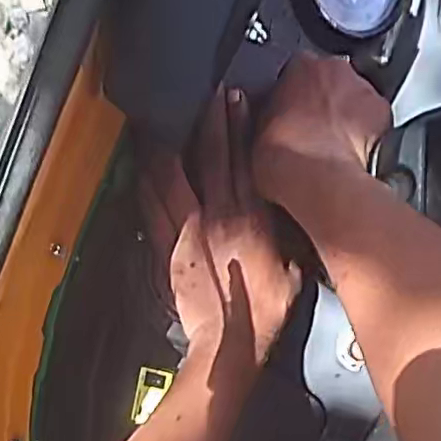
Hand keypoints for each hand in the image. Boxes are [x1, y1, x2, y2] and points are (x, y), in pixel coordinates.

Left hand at [141, 89, 299, 363]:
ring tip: (165, 118)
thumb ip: (291, 246)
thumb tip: (296, 225)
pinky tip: (144, 165)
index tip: (234, 100)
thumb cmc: (261, 317)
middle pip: (211, 157)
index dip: (239, 127)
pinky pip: (154, 207)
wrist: (227, 345)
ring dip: (171, 144)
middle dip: (209, 121)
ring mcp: (189, 231)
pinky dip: (148, 183)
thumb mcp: (292, 277)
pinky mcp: (169, 250)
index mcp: (252, 221)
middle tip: (206, 95)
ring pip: (176, 176)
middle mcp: (218, 218)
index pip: (244, 161)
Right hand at [251, 54, 392, 203]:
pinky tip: (353, 154)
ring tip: (333, 149)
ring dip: (345, 118)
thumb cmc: (286, 160)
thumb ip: (265, 118)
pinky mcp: (381, 113)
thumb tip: (266, 124)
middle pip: (330, 82)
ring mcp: (361, 89)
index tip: (290, 118)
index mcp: (300, 65)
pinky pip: (375, 120)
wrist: (318, 181)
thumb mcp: (256, 135)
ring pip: (353, 98)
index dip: (292, 99)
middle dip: (323, 104)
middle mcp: (335, 69)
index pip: (296, 73)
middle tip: (313, 135)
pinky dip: (366, 134)